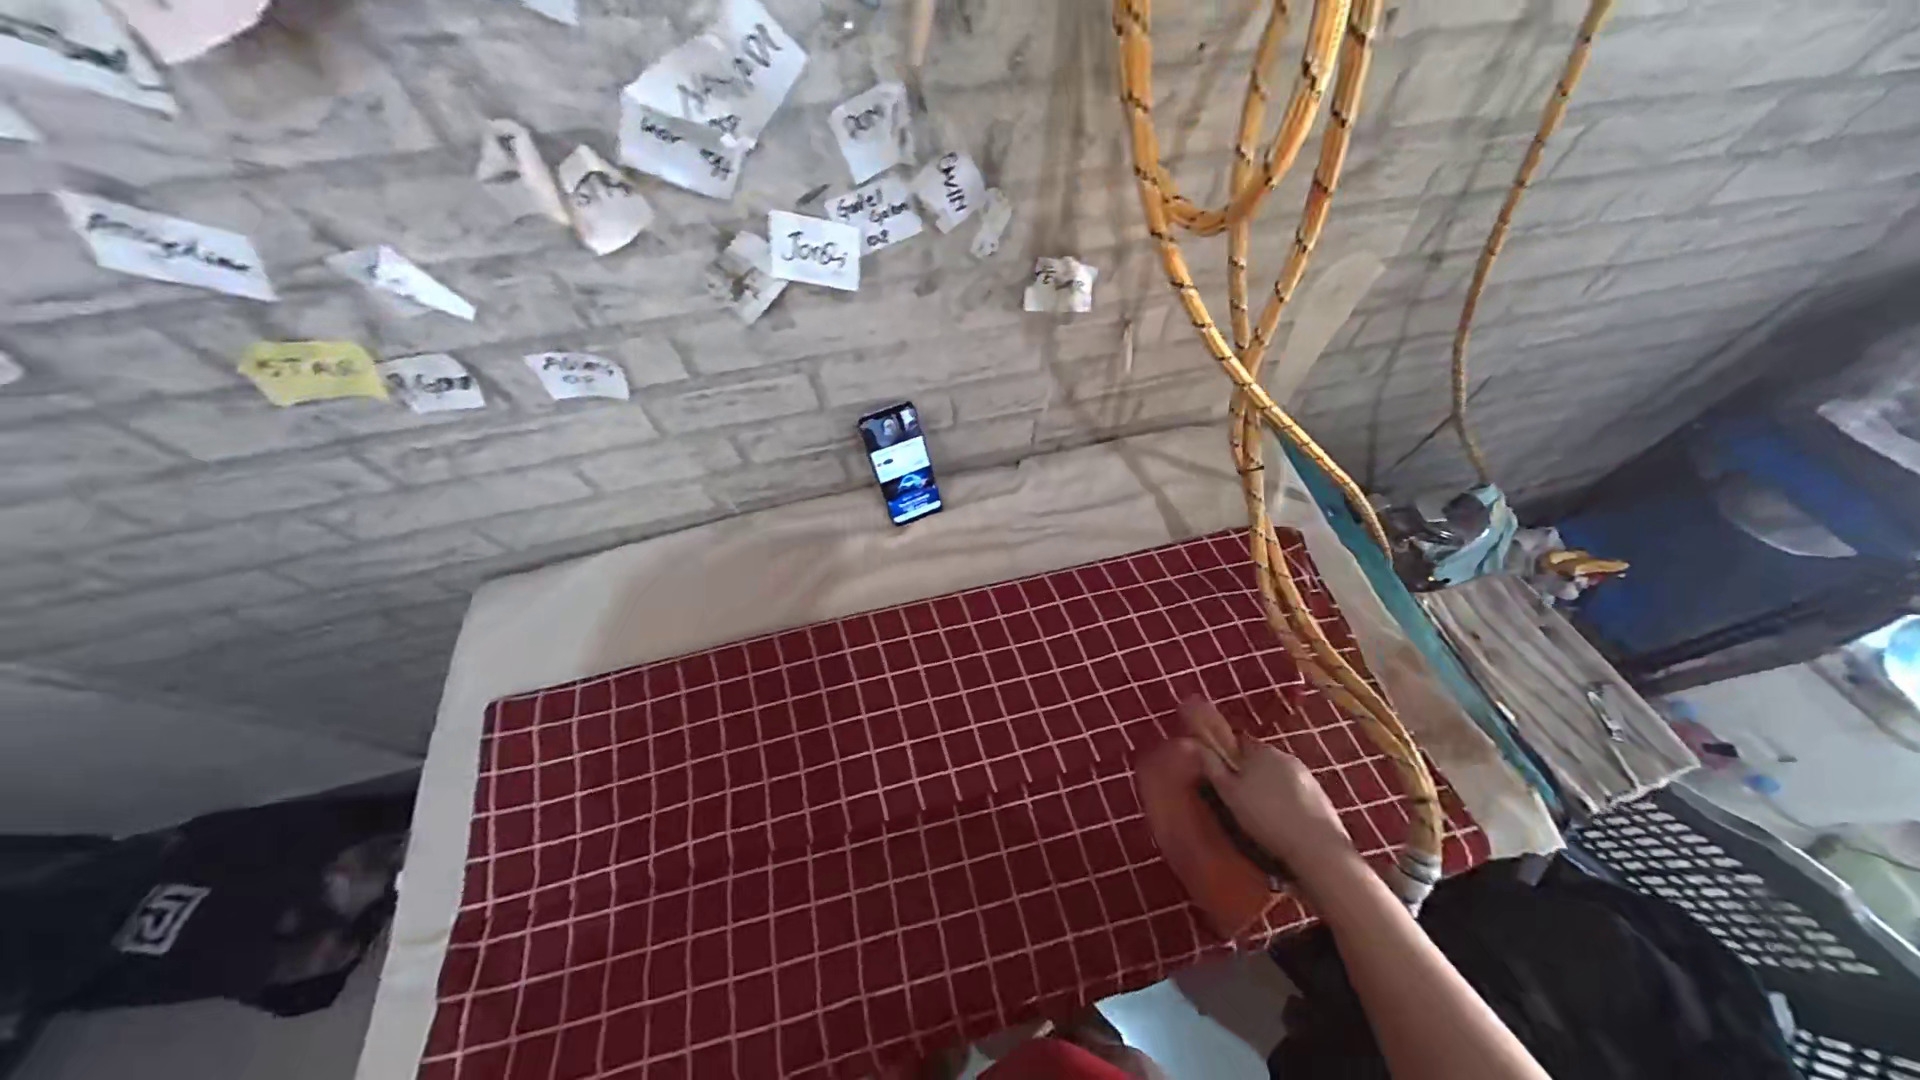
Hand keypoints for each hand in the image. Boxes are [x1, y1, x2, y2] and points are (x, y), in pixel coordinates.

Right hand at [1198, 740, 1362, 894]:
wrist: (1317, 849)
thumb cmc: (1265, 817)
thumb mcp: (1229, 793)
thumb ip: (1212, 767)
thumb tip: (1196, 744)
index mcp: (1260, 750)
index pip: (1238, 742)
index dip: (1227, 756)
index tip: (1222, 776)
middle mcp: (1285, 755)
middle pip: (1260, 759)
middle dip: (1250, 773)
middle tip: (1239, 799)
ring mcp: (1307, 775)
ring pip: (1279, 776)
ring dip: (1269, 788)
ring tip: (1263, 815)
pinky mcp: (1322, 796)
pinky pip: (1296, 793)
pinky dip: (1288, 802)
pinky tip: (1284, 823)